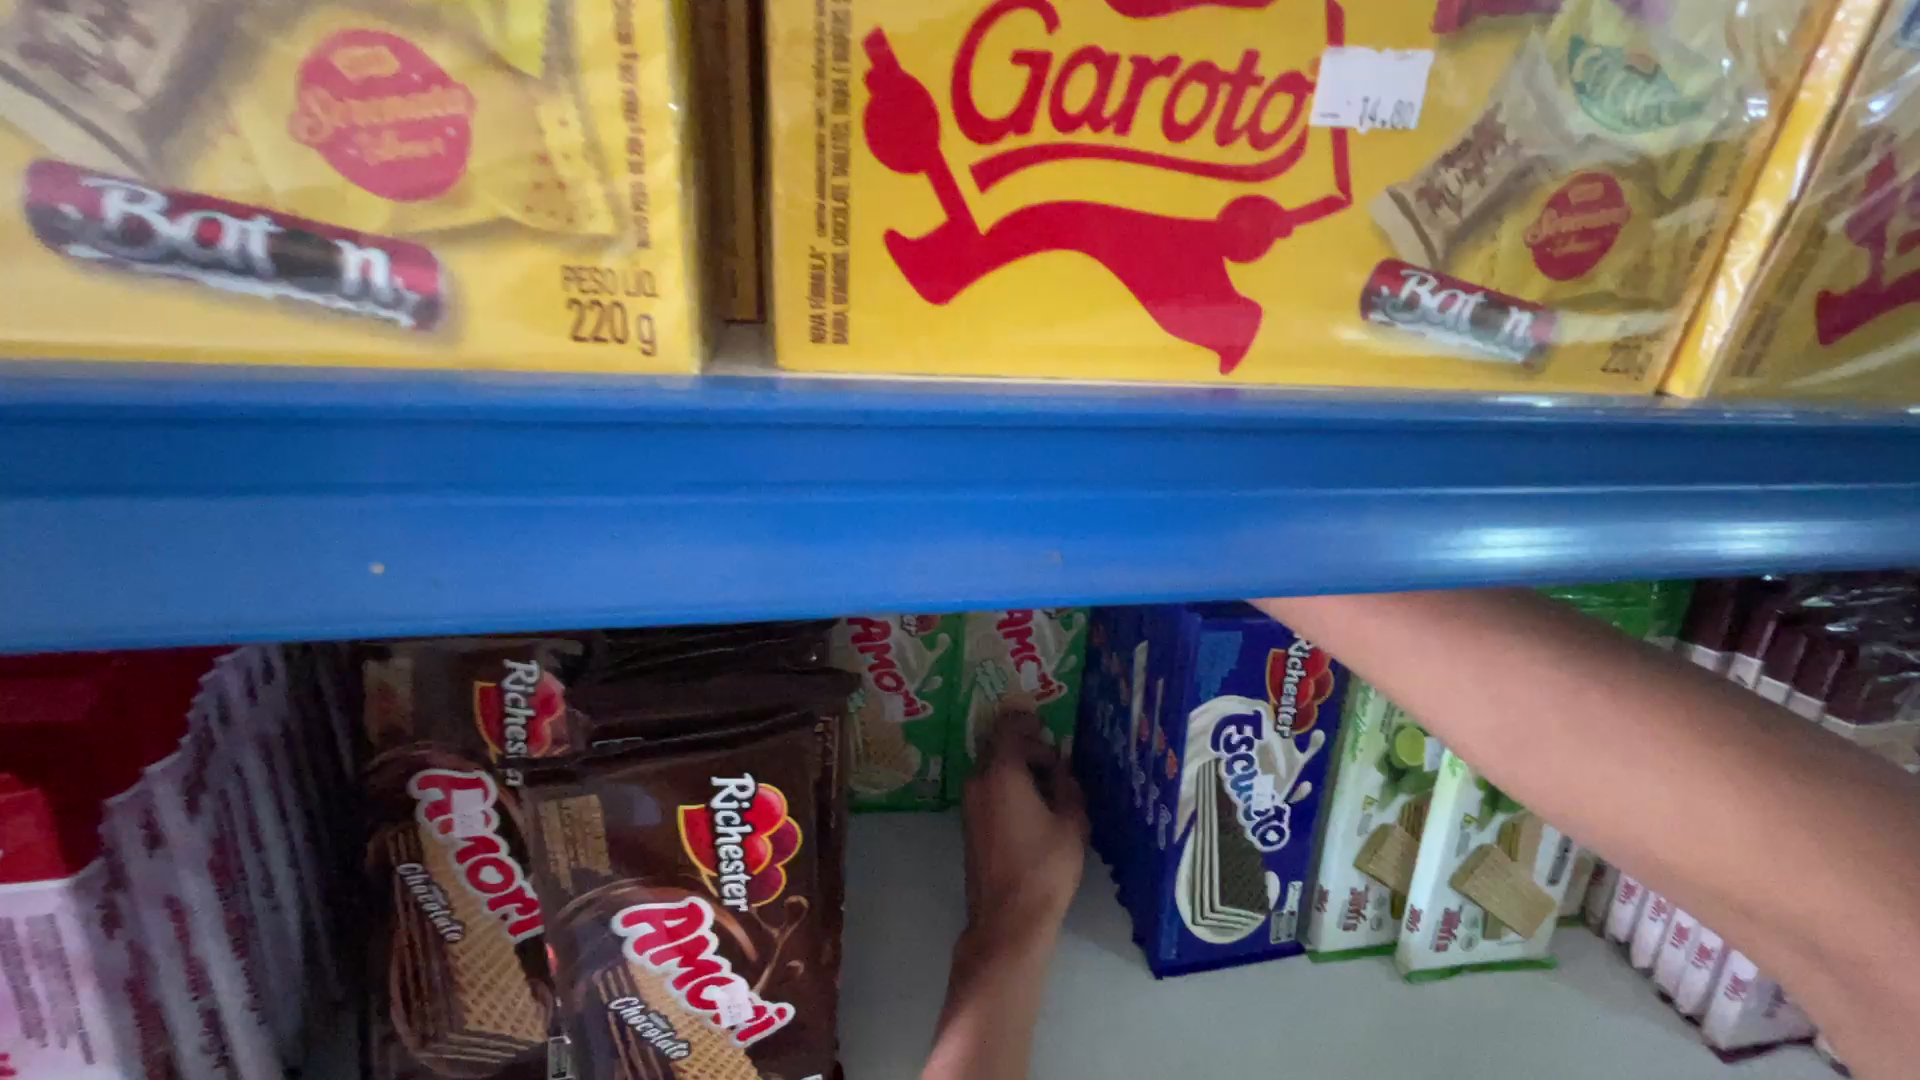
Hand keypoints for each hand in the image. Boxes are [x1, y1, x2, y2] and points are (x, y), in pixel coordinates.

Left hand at [959, 710, 1088, 952]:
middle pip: (997, 747)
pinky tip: (1031, 807)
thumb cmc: (1045, 868)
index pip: (1008, 729)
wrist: (1008, 920)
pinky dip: (1006, 786)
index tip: (1046, 727)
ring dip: (1015, 768)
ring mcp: (969, 804)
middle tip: (1053, 761)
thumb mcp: (1072, 823)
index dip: (1027, 722)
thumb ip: (1069, 787)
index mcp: (1002, 773)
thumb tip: (1062, 770)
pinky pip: (986, 790)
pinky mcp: (969, 825)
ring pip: (990, 769)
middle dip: (1024, 747)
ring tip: (1047, 787)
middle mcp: (978, 781)